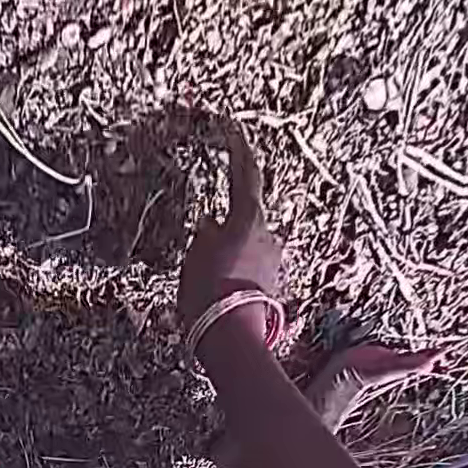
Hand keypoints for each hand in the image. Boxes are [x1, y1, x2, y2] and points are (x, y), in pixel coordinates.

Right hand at [178, 132, 282, 342]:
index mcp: (248, 220)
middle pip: (248, 213)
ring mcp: (272, 260)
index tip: (231, 129)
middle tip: (210, 224)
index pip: (245, 174)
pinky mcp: (270, 283)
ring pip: (248, 243)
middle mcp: (268, 235)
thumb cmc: (208, 294)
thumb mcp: (195, 260)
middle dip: (231, 216)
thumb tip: (210, 222)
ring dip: (231, 248)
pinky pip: (249, 266)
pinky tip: (219, 283)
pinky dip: (235, 268)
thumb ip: (204, 237)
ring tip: (208, 266)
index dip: (237, 149)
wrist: (230, 338)